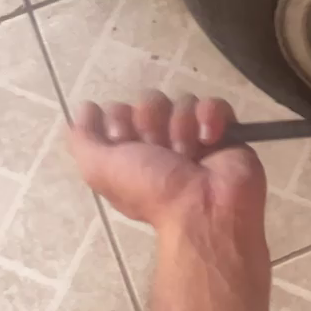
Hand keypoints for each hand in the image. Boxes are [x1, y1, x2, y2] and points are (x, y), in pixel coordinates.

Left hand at [66, 92, 265, 233]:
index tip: (124, 141)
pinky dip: (211, 117)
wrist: (203, 209)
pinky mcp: (227, 133)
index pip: (121, 110)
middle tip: (159, 150)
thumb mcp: (100, 170)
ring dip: (182, 127)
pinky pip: (215, 104)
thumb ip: (83, 139)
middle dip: (153, 122)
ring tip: (188, 154)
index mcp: (133, 150)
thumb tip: (85, 108)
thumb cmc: (151, 192)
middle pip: (152, 101)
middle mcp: (163, 141)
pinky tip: (210, 140)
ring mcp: (196, 136)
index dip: (121, 121)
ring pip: (183, 101)